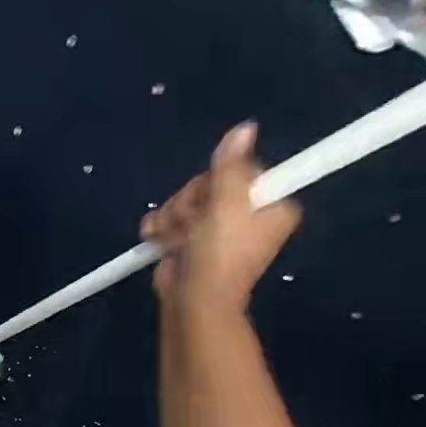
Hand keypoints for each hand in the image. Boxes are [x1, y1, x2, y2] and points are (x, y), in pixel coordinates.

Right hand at [140, 121, 301, 313]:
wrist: (193, 299)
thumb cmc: (219, 254)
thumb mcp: (227, 204)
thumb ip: (231, 167)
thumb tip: (245, 127)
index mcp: (270, 204)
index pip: (241, 171)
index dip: (218, 180)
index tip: (212, 196)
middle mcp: (245, 214)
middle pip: (207, 185)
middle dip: (189, 201)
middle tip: (189, 222)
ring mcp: (214, 229)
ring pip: (185, 201)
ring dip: (171, 216)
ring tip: (172, 237)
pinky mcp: (187, 241)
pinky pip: (169, 219)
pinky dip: (159, 227)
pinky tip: (155, 236)